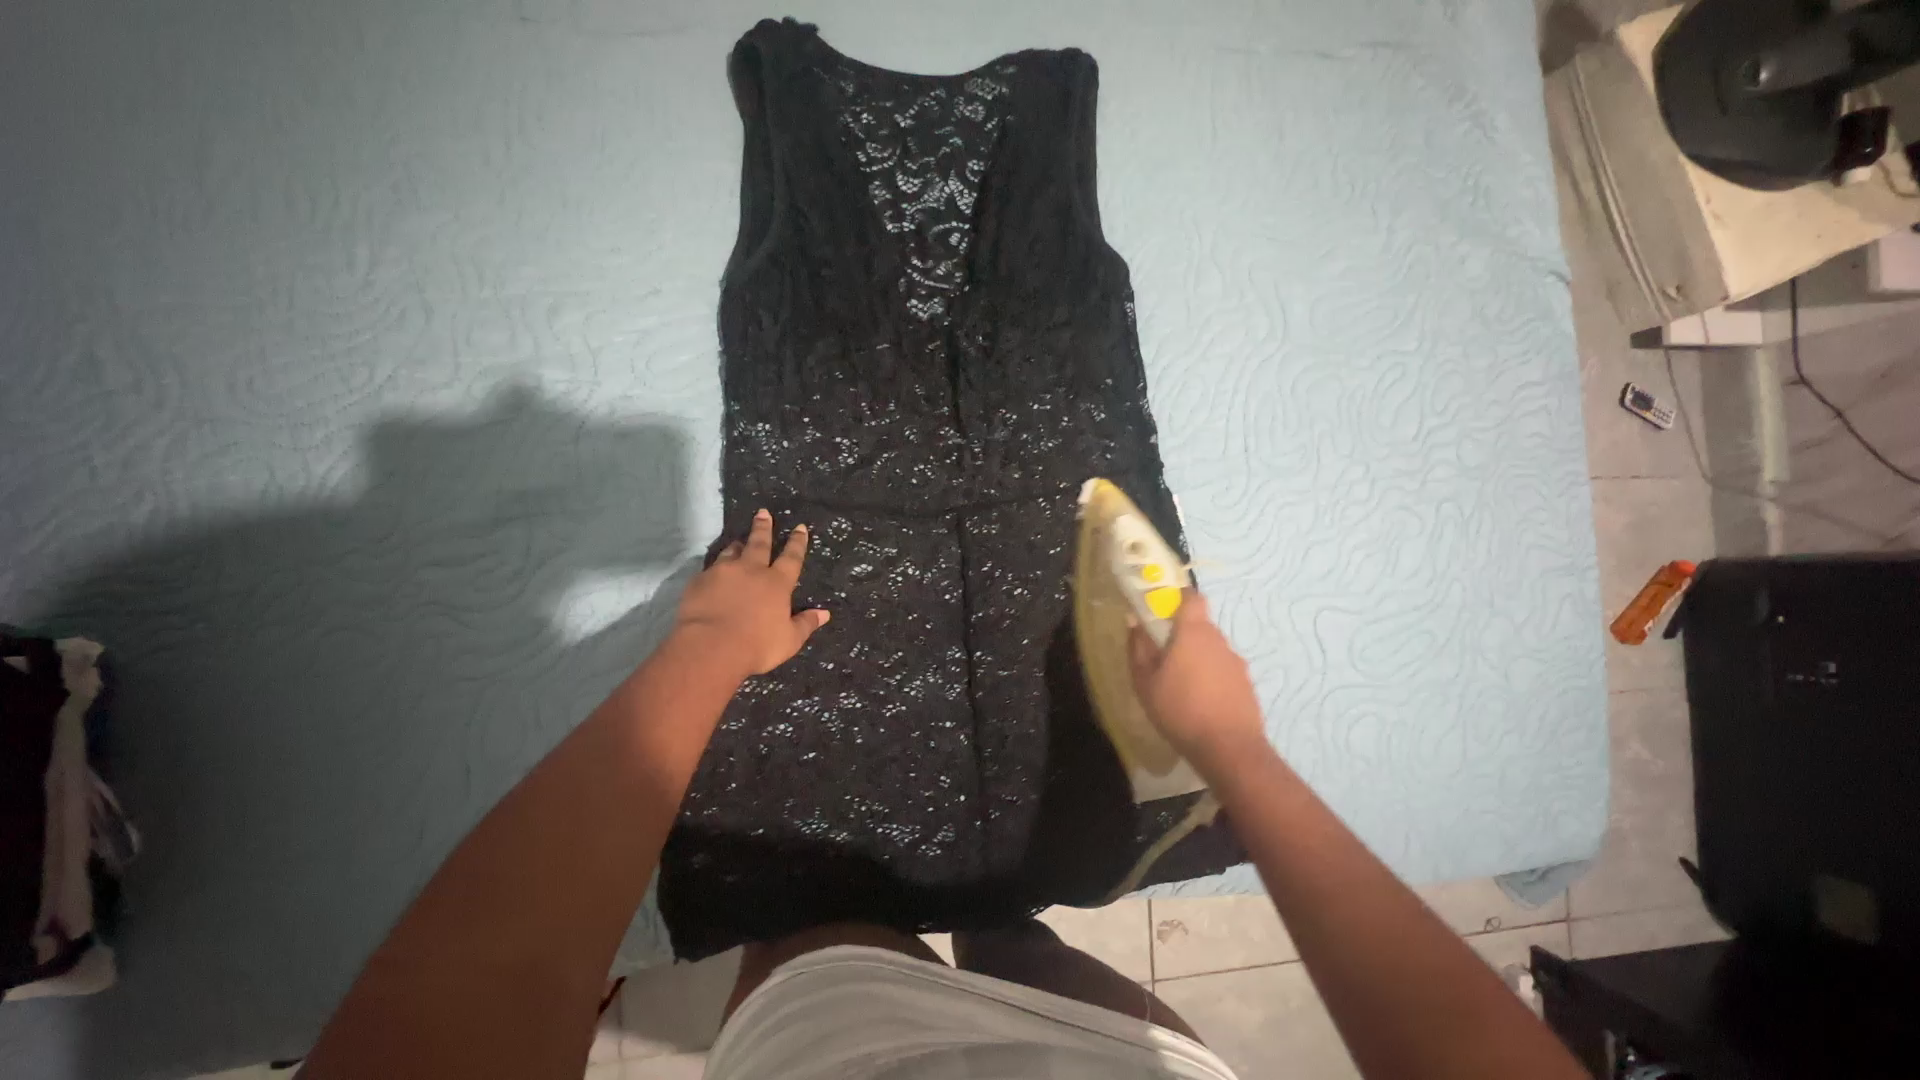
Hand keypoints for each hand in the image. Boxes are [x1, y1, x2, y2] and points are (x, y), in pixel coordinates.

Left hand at [674, 508, 830, 677]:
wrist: (711, 647)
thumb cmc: (757, 646)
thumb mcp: (789, 640)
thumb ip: (806, 624)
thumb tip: (824, 613)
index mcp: (777, 583)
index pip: (791, 557)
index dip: (797, 542)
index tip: (800, 528)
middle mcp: (751, 570)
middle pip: (759, 543)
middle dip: (763, 528)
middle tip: (763, 513)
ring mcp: (723, 572)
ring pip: (732, 552)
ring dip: (737, 546)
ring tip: (738, 542)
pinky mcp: (700, 581)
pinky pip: (711, 568)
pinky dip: (716, 567)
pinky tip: (714, 571)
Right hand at [1127, 591, 1265, 768]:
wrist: (1229, 748)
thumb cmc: (1179, 709)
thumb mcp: (1145, 681)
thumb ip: (1138, 648)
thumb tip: (1134, 620)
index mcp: (1193, 632)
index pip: (1192, 597)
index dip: (1178, 598)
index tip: (1162, 612)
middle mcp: (1219, 640)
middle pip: (1200, 626)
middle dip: (1183, 637)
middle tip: (1164, 660)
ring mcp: (1237, 663)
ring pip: (1212, 651)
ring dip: (1197, 661)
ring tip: (1182, 689)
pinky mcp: (1247, 685)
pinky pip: (1224, 672)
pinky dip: (1212, 680)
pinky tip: (1201, 705)